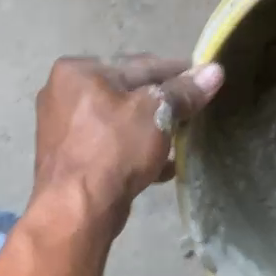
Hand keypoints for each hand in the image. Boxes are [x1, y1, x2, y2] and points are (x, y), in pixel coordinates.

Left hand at [31, 55, 224, 217]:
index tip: (203, 77)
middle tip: (193, 108)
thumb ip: (184, 92)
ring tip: (181, 138)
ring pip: (118, 120)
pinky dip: (132, 149)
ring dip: (148, 128)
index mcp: (78, 70)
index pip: (139, 64)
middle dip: (160, 102)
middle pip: (126, 91)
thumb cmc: (114, 150)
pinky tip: (160, 164)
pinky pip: (108, 145)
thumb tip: (215, 71)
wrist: (76, 211)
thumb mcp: (157, 114)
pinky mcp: (66, 157)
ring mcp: (60, 127)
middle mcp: (62, 92)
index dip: (176, 71)